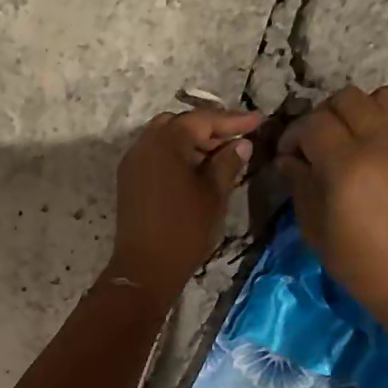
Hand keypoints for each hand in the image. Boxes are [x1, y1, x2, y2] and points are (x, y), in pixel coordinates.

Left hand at [107, 106, 263, 303]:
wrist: (145, 267)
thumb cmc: (184, 229)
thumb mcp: (214, 194)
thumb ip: (228, 163)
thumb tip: (240, 144)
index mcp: (165, 142)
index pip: (202, 120)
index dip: (232, 120)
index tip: (258, 121)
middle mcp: (143, 145)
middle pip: (179, 124)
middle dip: (208, 129)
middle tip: (236, 141)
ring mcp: (132, 163)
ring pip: (164, 140)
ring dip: (191, 143)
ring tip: (220, 157)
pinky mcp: (129, 181)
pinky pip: (154, 156)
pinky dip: (176, 156)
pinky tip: (197, 171)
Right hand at [276, 86, 387, 323]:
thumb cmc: (357, 260)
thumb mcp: (313, 225)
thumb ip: (300, 183)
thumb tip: (288, 159)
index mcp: (344, 163)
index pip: (312, 123)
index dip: (293, 135)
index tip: (288, 156)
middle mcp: (380, 141)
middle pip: (346, 98)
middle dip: (324, 116)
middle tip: (319, 144)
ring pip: (386, 95)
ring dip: (365, 110)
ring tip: (357, 137)